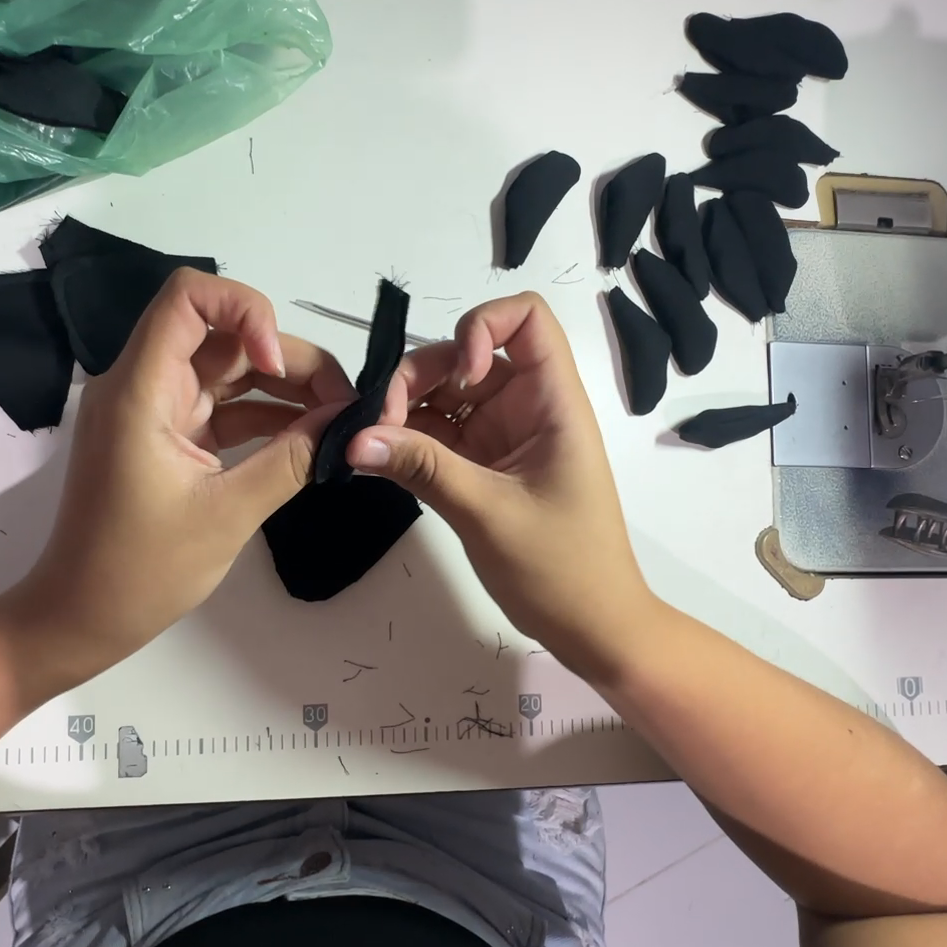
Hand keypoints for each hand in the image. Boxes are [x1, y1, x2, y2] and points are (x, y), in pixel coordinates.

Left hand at [14, 269, 352, 687]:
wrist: (83, 616)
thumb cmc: (142, 570)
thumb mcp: (228, 513)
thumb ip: (292, 460)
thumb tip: (347, 422)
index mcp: (141, 389)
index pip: (189, 297)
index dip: (246, 310)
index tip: (278, 364)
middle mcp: (146, 385)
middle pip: (224, 335)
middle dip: (288, 358)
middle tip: (343, 401)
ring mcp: (157, 411)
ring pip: (229, 371)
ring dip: (284, 387)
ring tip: (338, 417)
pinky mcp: (169, 437)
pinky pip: (224, 408)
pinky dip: (265, 416)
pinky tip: (310, 435)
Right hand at [347, 292, 647, 658]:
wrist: (590, 626)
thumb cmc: (561, 567)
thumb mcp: (488, 513)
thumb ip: (423, 468)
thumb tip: (355, 439)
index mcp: (553, 402)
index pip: (526, 319)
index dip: (482, 327)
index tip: (458, 378)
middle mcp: (526, 407)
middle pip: (466, 356)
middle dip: (420, 377)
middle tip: (381, 425)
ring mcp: (502, 435)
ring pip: (446, 395)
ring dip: (406, 409)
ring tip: (374, 446)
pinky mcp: (482, 465)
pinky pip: (439, 435)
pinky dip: (408, 441)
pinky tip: (380, 458)